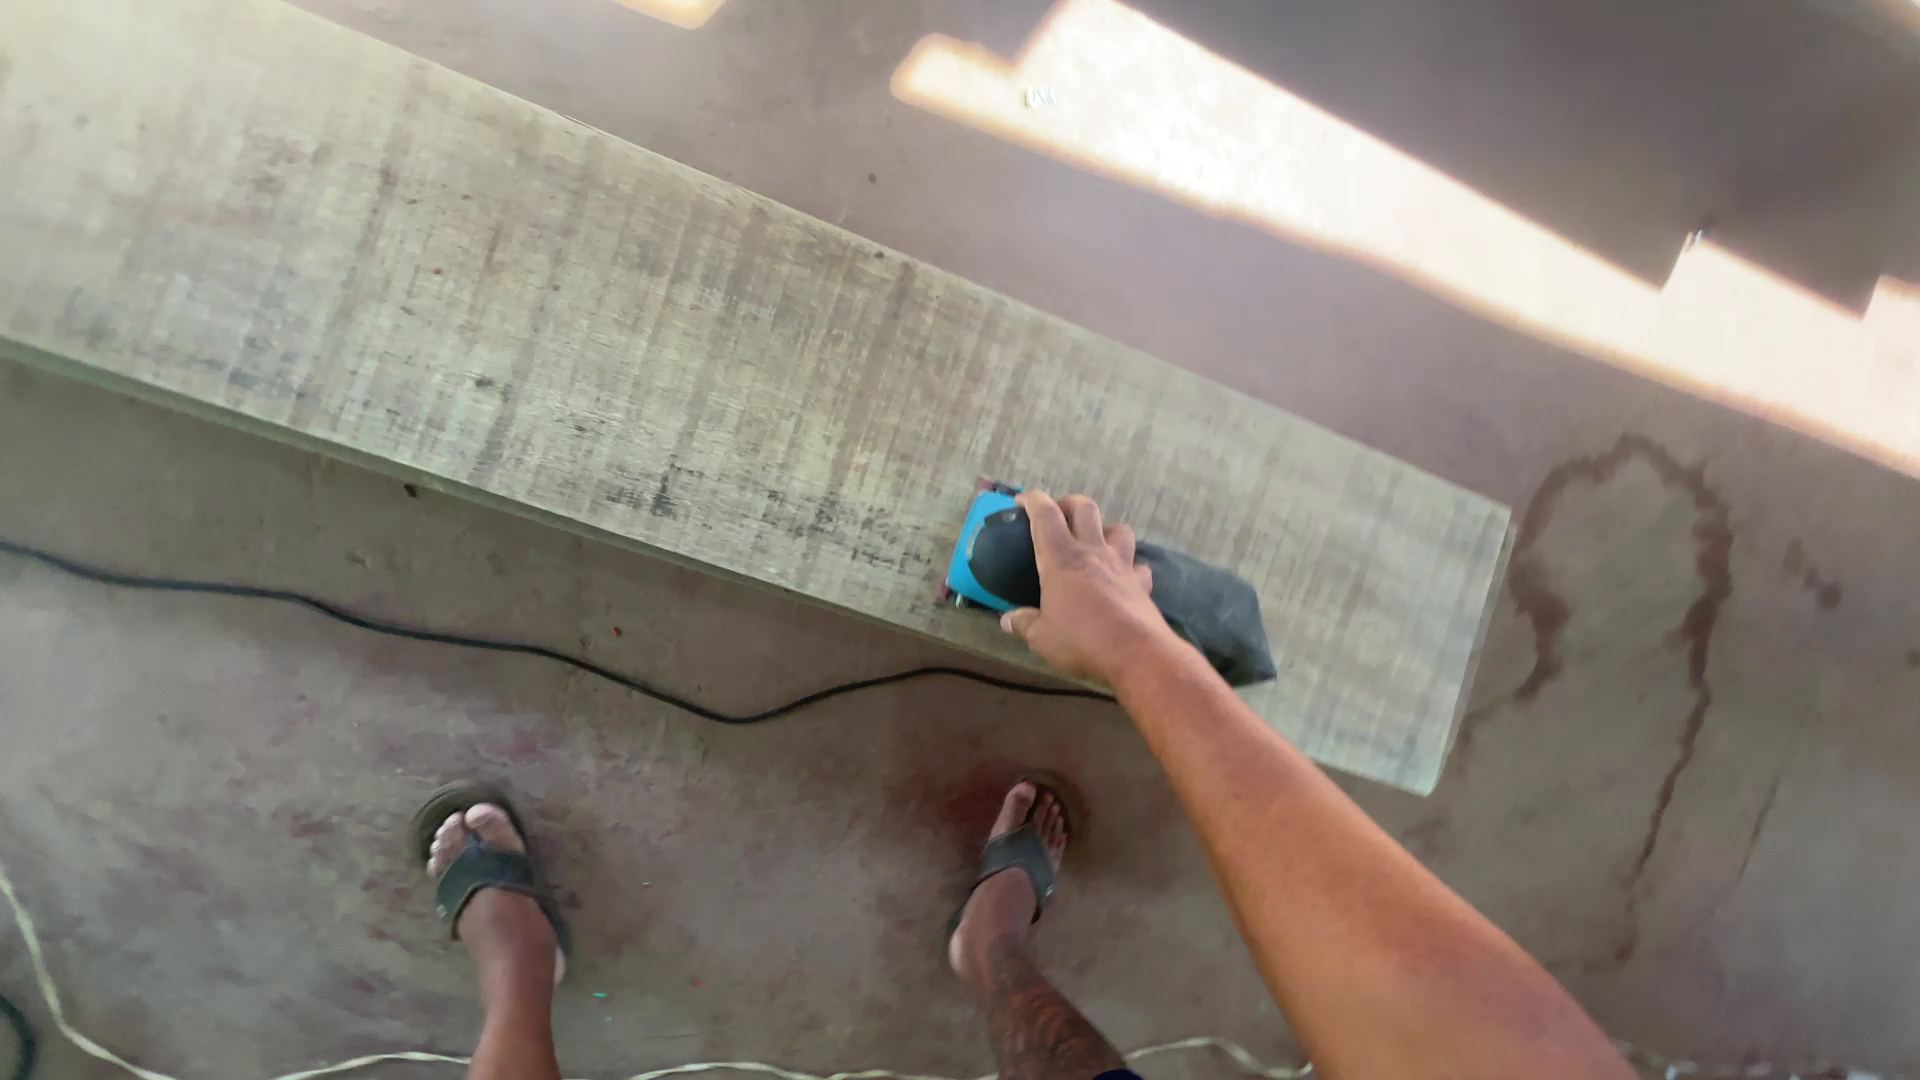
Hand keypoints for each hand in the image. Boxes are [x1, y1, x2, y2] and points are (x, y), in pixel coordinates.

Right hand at [999, 491, 1183, 686]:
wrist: (1135, 654)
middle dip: (1068, 503)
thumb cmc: (1081, 640)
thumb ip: (1023, 624)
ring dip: (1104, 529)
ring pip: (1118, 529)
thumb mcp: (1041, 637)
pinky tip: (1121, 578)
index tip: (1021, 500)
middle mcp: (1092, 552)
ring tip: (1094, 543)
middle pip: (1084, 508)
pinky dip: (1129, 567)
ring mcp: (1121, 565)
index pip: (1045, 514)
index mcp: (1061, 559)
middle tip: (1058, 515)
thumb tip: (1008, 620)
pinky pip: (1137, 565)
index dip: (1032, 500)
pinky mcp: (1141, 583)